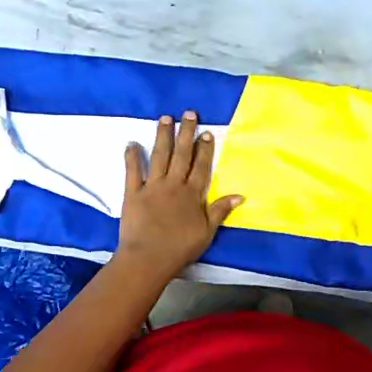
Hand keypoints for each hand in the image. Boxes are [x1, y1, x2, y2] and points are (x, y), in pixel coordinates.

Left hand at [115, 112, 243, 280]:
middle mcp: (174, 184)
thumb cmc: (180, 248)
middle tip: (188, 113)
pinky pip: (132, 171)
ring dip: (162, 136)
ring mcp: (152, 187)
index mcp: (192, 194)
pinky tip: (131, 143)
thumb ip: (220, 211)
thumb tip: (240, 195)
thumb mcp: (207, 232)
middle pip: (181, 154)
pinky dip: (131, 156)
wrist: (148, 257)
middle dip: (186, 132)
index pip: (201, 166)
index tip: (206, 133)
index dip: (205, 149)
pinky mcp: (132, 193)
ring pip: (159, 156)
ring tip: (165, 118)